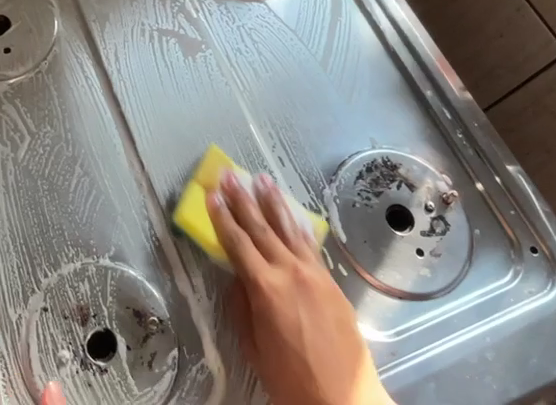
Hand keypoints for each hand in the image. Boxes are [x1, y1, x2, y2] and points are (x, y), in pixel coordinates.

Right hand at [208, 171, 394, 404]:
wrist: (344, 400)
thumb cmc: (291, 381)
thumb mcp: (254, 348)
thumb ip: (243, 308)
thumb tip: (236, 278)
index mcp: (265, 289)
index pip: (237, 244)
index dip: (222, 218)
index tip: (211, 194)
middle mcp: (289, 272)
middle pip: (260, 228)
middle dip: (242, 199)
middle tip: (230, 174)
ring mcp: (313, 273)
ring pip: (288, 229)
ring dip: (273, 202)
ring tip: (261, 179)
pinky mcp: (330, 281)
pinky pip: (309, 244)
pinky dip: (298, 225)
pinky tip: (291, 213)